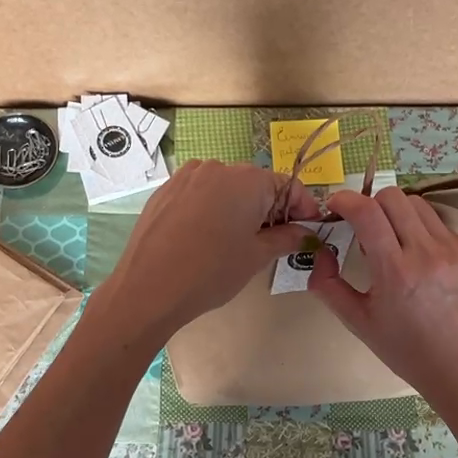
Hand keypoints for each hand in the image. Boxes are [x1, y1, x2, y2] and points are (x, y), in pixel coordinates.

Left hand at [97, 160, 314, 341]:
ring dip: (239, 208)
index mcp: (248, 180)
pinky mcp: (166, 190)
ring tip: (236, 242)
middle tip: (273, 242)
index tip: (309, 230)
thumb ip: (286, 238)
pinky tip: (206, 238)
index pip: (288, 187)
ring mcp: (187, 176)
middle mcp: (218, 168)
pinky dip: (212, 209)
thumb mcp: (256, 256)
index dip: (302, 209)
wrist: (148, 288)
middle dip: (270, 209)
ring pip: (226, 188)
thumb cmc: (211, 272)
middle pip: (256, 184)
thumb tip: (305, 232)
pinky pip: (200, 194)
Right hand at [308, 187, 457, 410]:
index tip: (335, 206)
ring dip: (397, 214)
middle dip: (371, 204)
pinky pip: (440, 225)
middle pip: (393, 196)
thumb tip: (320, 252)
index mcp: (395, 272)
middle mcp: (427, 253)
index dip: (345, 200)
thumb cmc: (406, 350)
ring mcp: (454, 250)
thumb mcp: (358, 323)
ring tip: (393, 241)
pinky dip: (422, 232)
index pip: (367, 211)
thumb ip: (328, 285)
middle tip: (364, 228)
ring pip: (418, 204)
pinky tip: (420, 259)